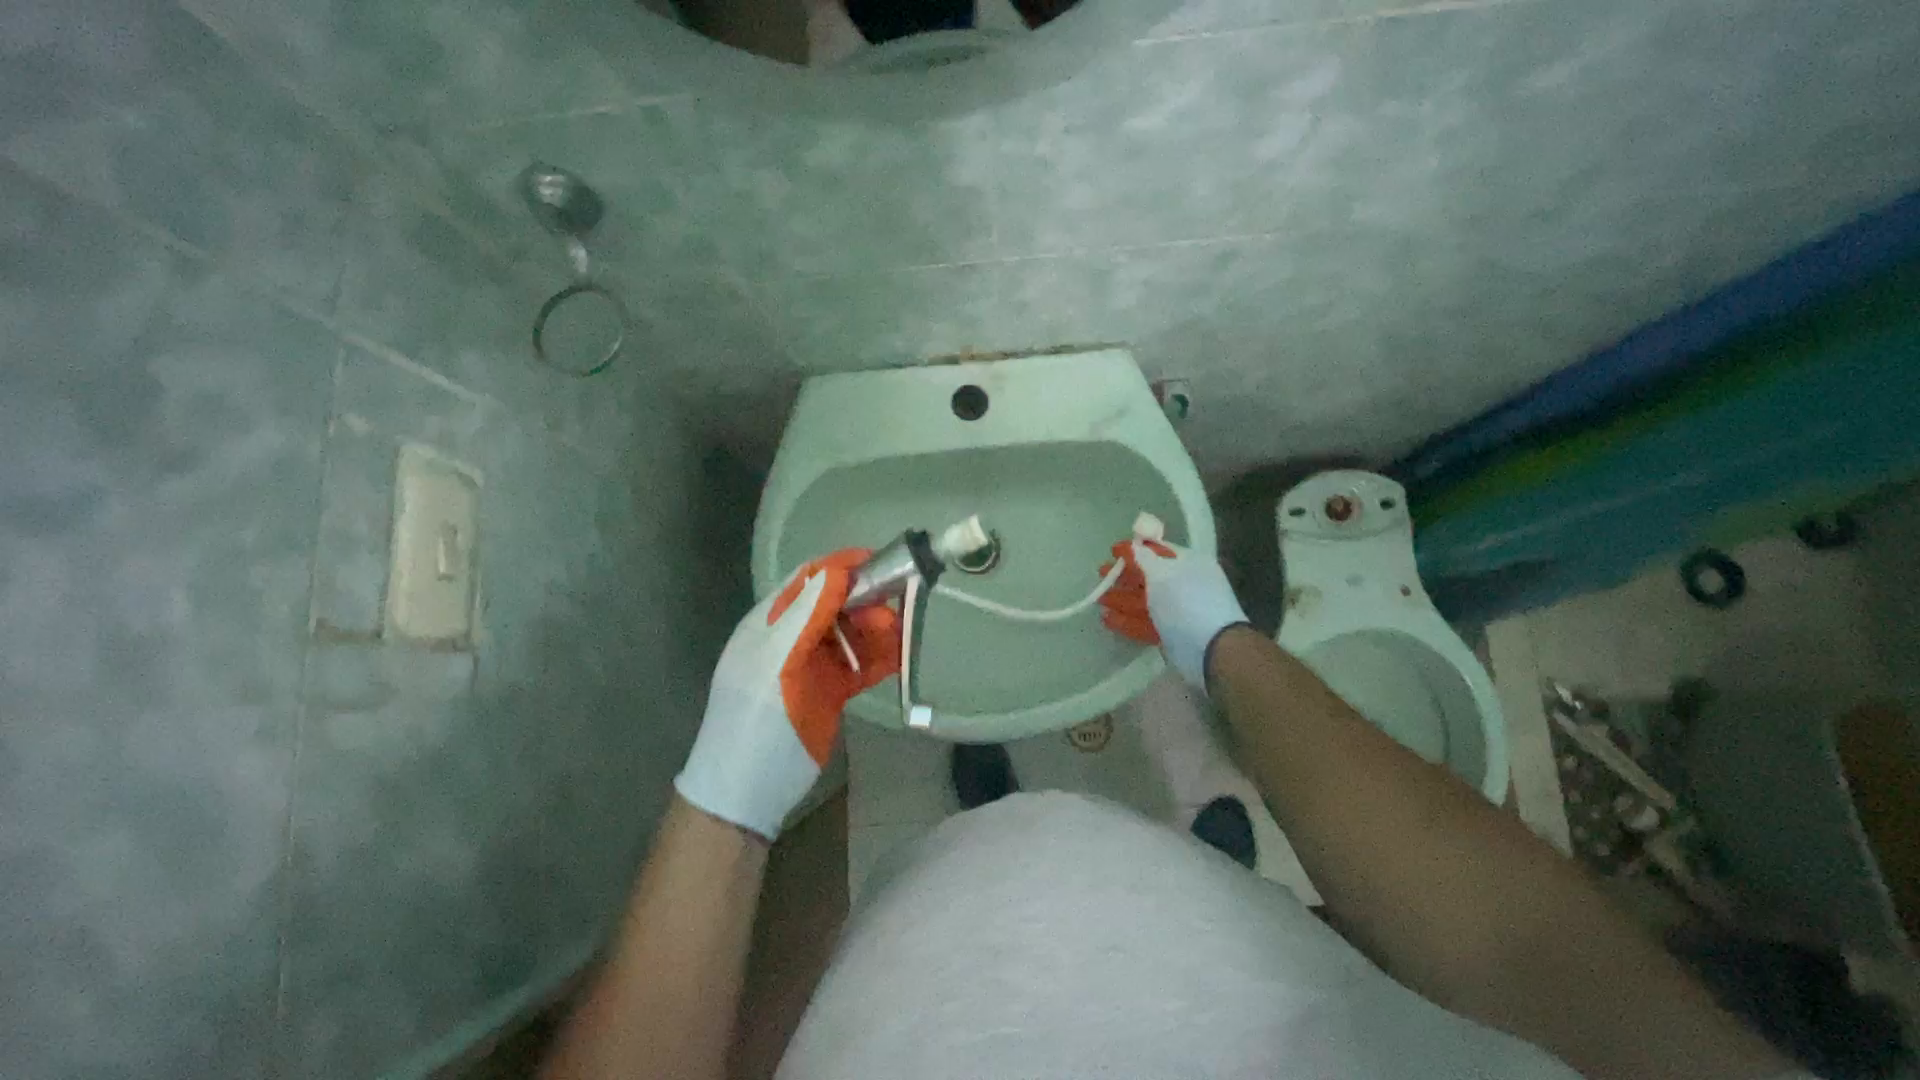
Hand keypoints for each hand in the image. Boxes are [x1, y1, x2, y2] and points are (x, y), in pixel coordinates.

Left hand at [675, 549, 900, 838]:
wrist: (747, 792)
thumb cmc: (754, 725)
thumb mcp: (775, 667)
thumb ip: (805, 619)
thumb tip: (835, 570)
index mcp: (769, 625)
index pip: (808, 581)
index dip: (842, 567)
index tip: (881, 561)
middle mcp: (792, 638)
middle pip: (836, 605)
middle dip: (866, 601)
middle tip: (893, 614)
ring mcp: (812, 665)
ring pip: (851, 634)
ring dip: (877, 630)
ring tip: (901, 633)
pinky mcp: (829, 691)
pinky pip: (859, 666)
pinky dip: (880, 659)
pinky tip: (903, 656)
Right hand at [1098, 537, 1249, 691]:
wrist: (1211, 648)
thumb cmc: (1186, 602)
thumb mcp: (1162, 574)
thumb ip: (1142, 559)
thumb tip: (1131, 546)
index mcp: (1188, 563)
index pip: (1159, 551)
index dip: (1135, 550)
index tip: (1113, 552)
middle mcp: (1185, 584)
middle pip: (1150, 577)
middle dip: (1125, 576)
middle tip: (1102, 575)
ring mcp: (1179, 610)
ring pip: (1146, 601)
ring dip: (1123, 599)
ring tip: (1099, 599)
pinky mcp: (1172, 633)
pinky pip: (1146, 623)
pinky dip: (1127, 621)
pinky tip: (1107, 619)